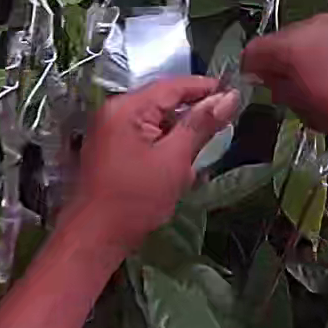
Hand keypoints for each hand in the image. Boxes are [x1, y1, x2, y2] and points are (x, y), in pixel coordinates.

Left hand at [68, 76, 239, 254]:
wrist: (94, 241)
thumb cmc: (136, 198)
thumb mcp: (175, 158)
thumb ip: (202, 124)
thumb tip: (230, 96)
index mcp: (128, 108)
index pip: (174, 86)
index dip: (206, 87)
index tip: (234, 93)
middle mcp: (116, 111)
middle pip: (165, 100)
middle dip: (194, 111)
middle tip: (225, 121)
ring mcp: (111, 129)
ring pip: (158, 118)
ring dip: (181, 130)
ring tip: (205, 144)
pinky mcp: (112, 147)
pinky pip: (146, 133)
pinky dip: (166, 142)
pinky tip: (182, 161)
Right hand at [241, 14, 327, 150]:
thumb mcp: (305, 111)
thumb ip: (280, 89)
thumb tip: (269, 79)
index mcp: (291, 47)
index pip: (255, 50)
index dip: (252, 68)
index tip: (258, 84)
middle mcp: (310, 25)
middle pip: (281, 38)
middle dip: (280, 59)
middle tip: (291, 85)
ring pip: (308, 33)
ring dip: (306, 50)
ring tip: (321, 76)